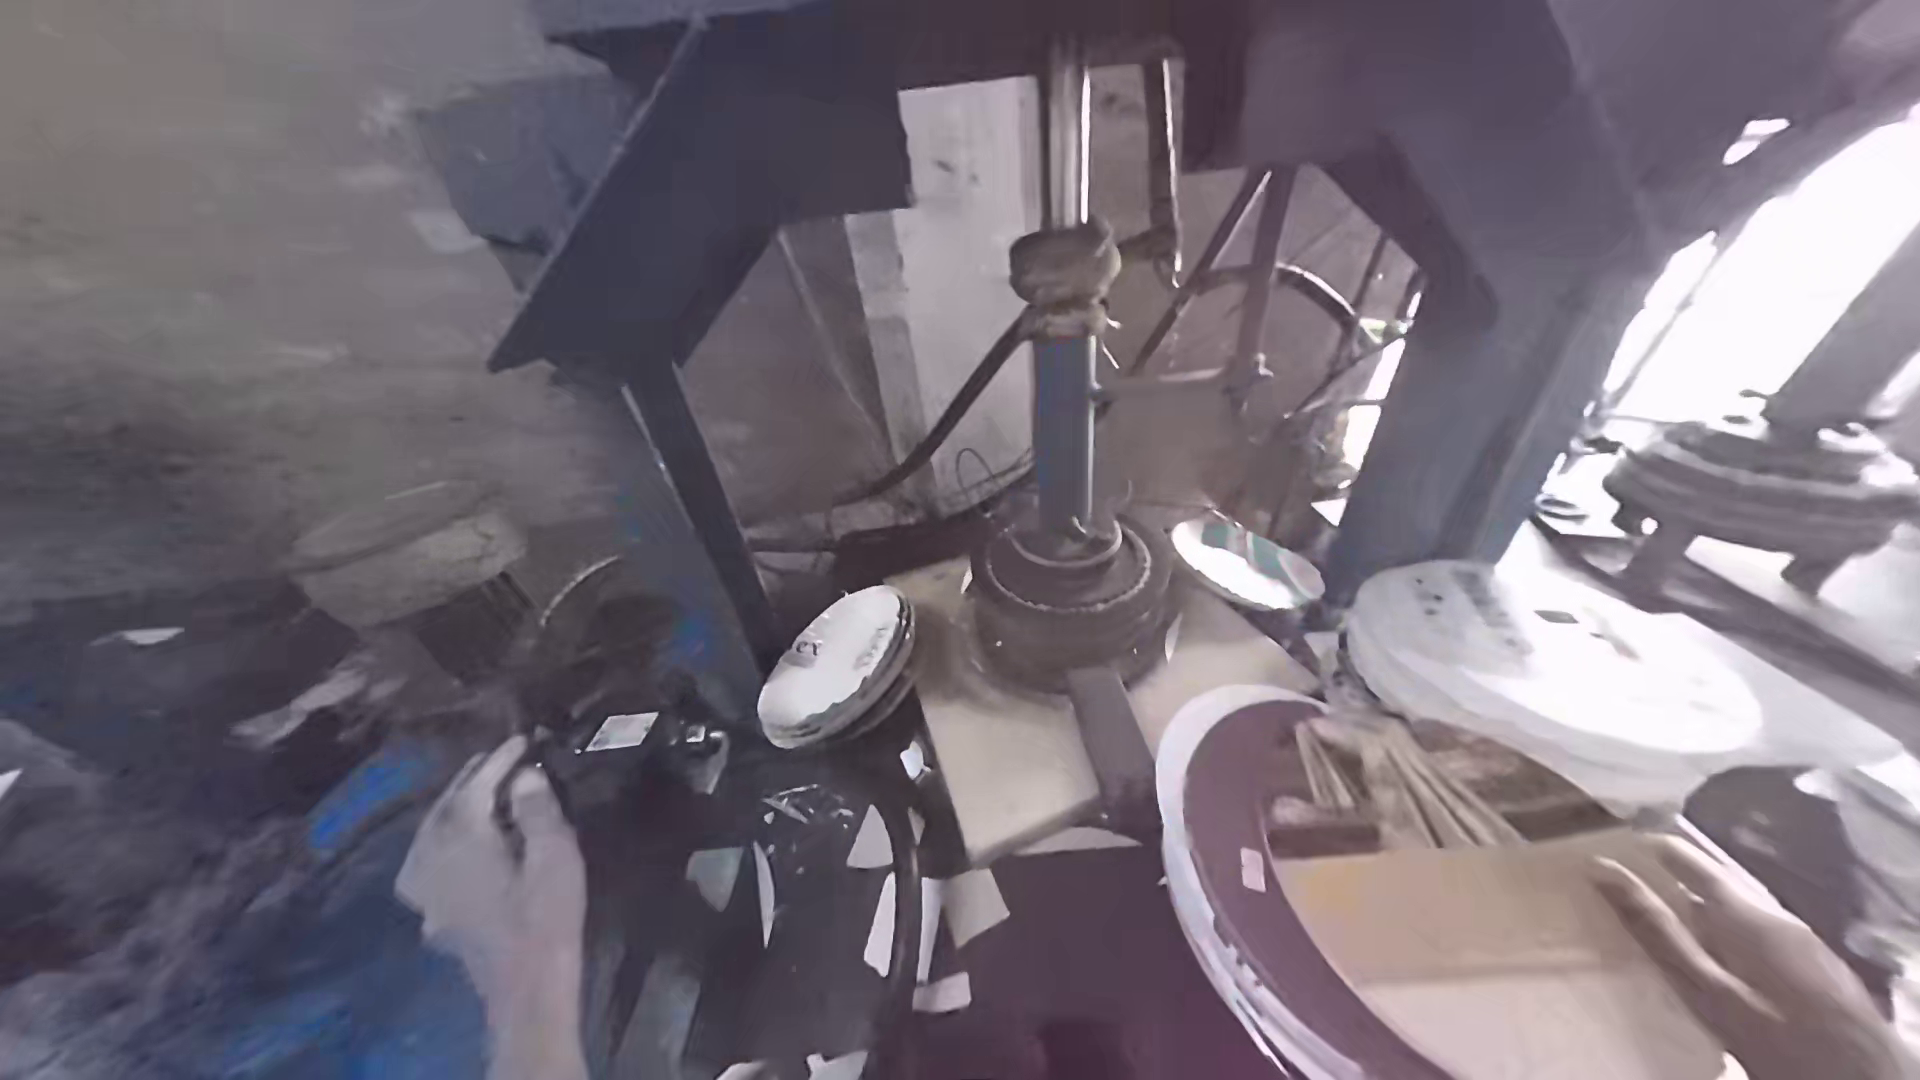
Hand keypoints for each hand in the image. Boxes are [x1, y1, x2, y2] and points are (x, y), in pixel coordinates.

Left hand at [398, 736, 587, 1079]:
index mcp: (465, 847)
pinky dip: (436, 837)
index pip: (476, 791)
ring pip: (426, 835)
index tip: (521, 738)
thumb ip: (537, 812)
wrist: (525, 981)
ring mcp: (427, 891)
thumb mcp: (556, 855)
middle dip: (470, 778)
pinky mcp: (432, 911)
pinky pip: (422, 862)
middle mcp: (434, 864)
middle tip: (499, 755)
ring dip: (450, 804)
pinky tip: (448, 840)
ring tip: (474, 786)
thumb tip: (523, 776)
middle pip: (444, 810)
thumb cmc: (547, 913)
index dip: (498, 761)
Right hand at [1595, 835, 1907, 1079]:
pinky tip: (1698, 946)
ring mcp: (1804, 942)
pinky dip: (1713, 922)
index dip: (1636, 844)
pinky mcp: (1816, 966)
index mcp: (1747, 913)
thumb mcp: (1703, 987)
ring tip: (1645, 912)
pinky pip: (1749, 925)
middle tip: (1610, 882)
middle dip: (1658, 873)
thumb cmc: (1779, 1042)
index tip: (1597, 850)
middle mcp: (1778, 915)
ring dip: (1685, 899)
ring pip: (1728, 901)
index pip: (1680, 853)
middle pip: (1706, 875)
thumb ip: (1652, 925)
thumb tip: (1598, 864)